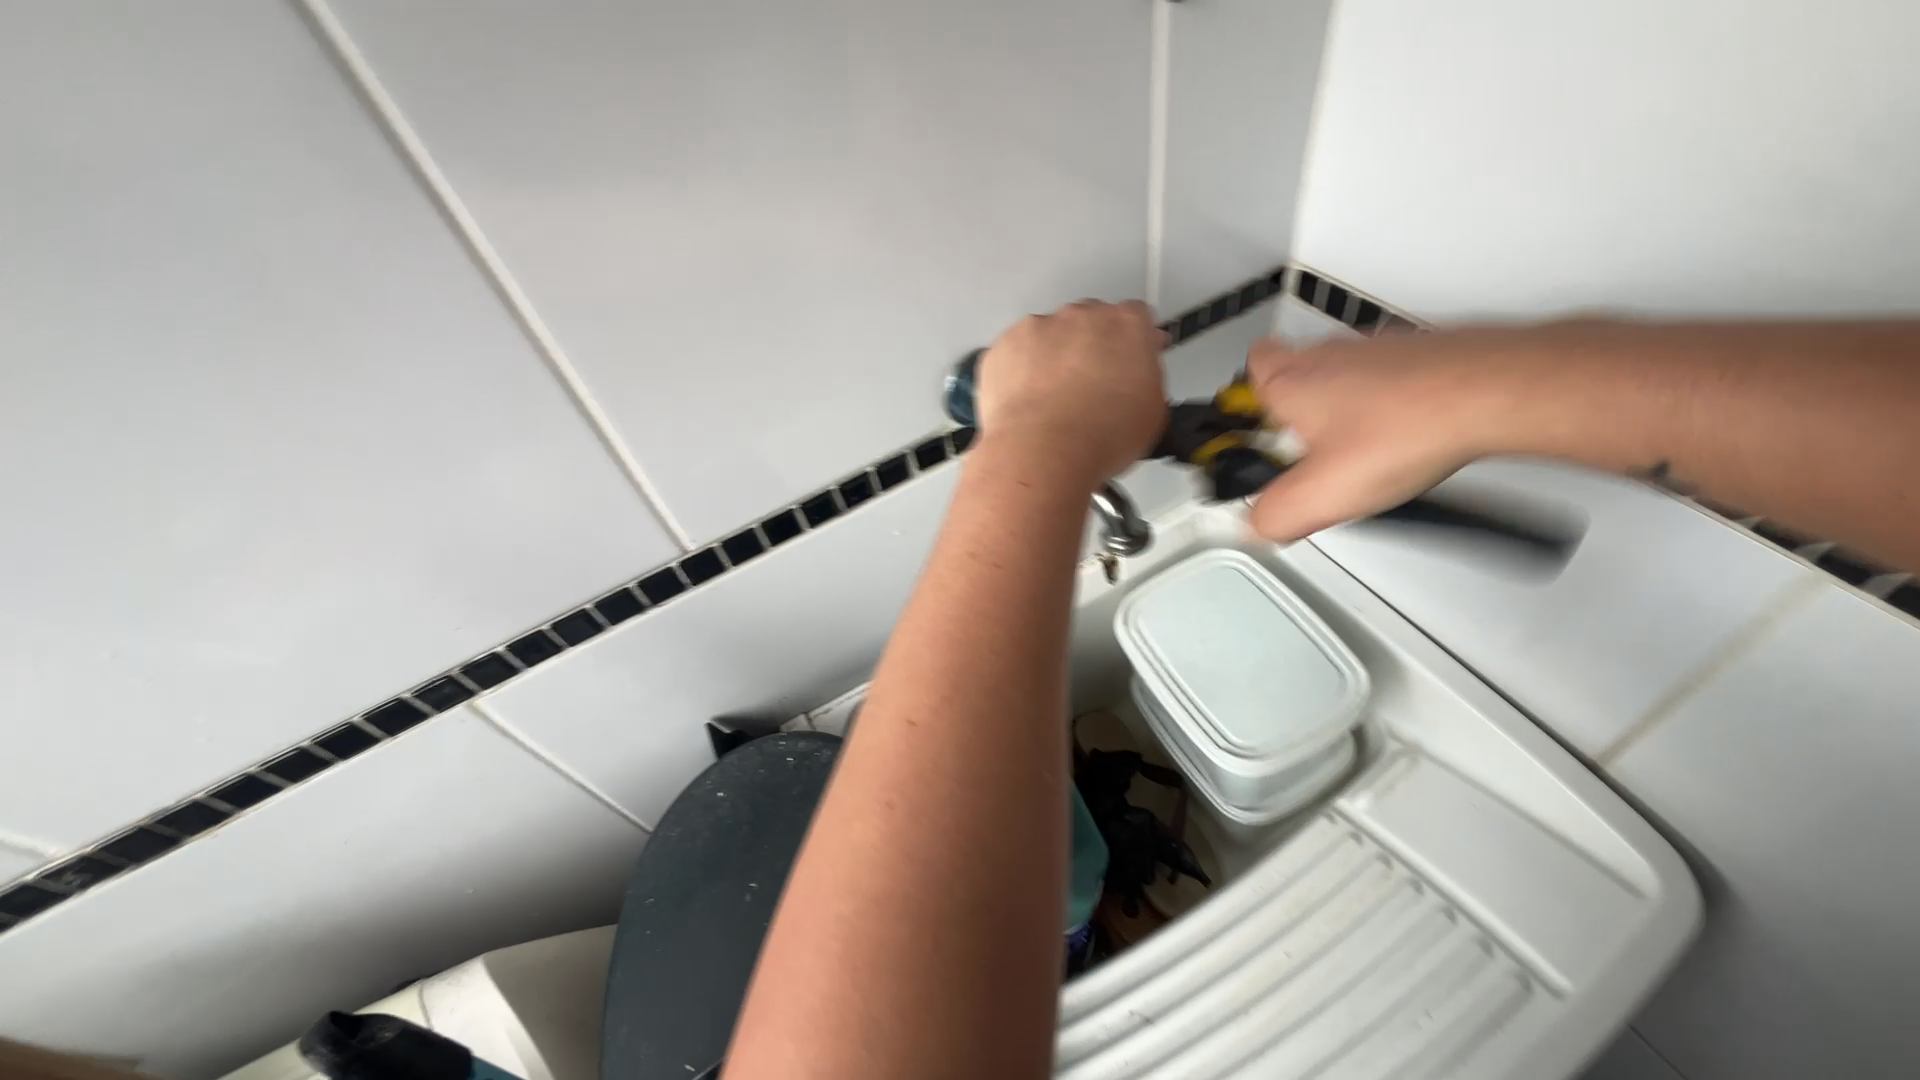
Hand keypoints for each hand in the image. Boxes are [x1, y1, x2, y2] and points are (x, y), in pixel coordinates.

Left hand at [975, 300, 1167, 488]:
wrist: (1045, 452)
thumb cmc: (1101, 437)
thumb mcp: (1153, 413)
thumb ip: (1147, 379)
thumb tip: (1138, 380)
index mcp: (1128, 326)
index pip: (1137, 318)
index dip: (1133, 342)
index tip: (1129, 361)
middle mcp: (1083, 316)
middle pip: (1090, 321)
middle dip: (1091, 347)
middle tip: (1090, 387)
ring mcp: (1040, 327)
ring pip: (1049, 335)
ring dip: (1053, 358)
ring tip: (1052, 400)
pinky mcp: (1005, 346)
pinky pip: (1015, 353)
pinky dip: (1019, 371)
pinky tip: (1026, 402)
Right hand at [1244, 327, 1539, 540]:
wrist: (1496, 394)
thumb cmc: (1412, 427)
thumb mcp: (1322, 495)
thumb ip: (1273, 515)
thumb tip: (1257, 524)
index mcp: (1292, 381)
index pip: (1252, 367)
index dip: (1250, 401)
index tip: (1258, 433)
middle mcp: (1331, 355)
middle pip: (1298, 375)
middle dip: (1299, 414)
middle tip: (1312, 454)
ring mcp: (1380, 349)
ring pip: (1346, 377)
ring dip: (1348, 411)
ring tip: (1365, 453)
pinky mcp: (1424, 354)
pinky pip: (1393, 380)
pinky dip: (1393, 406)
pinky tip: (1406, 439)